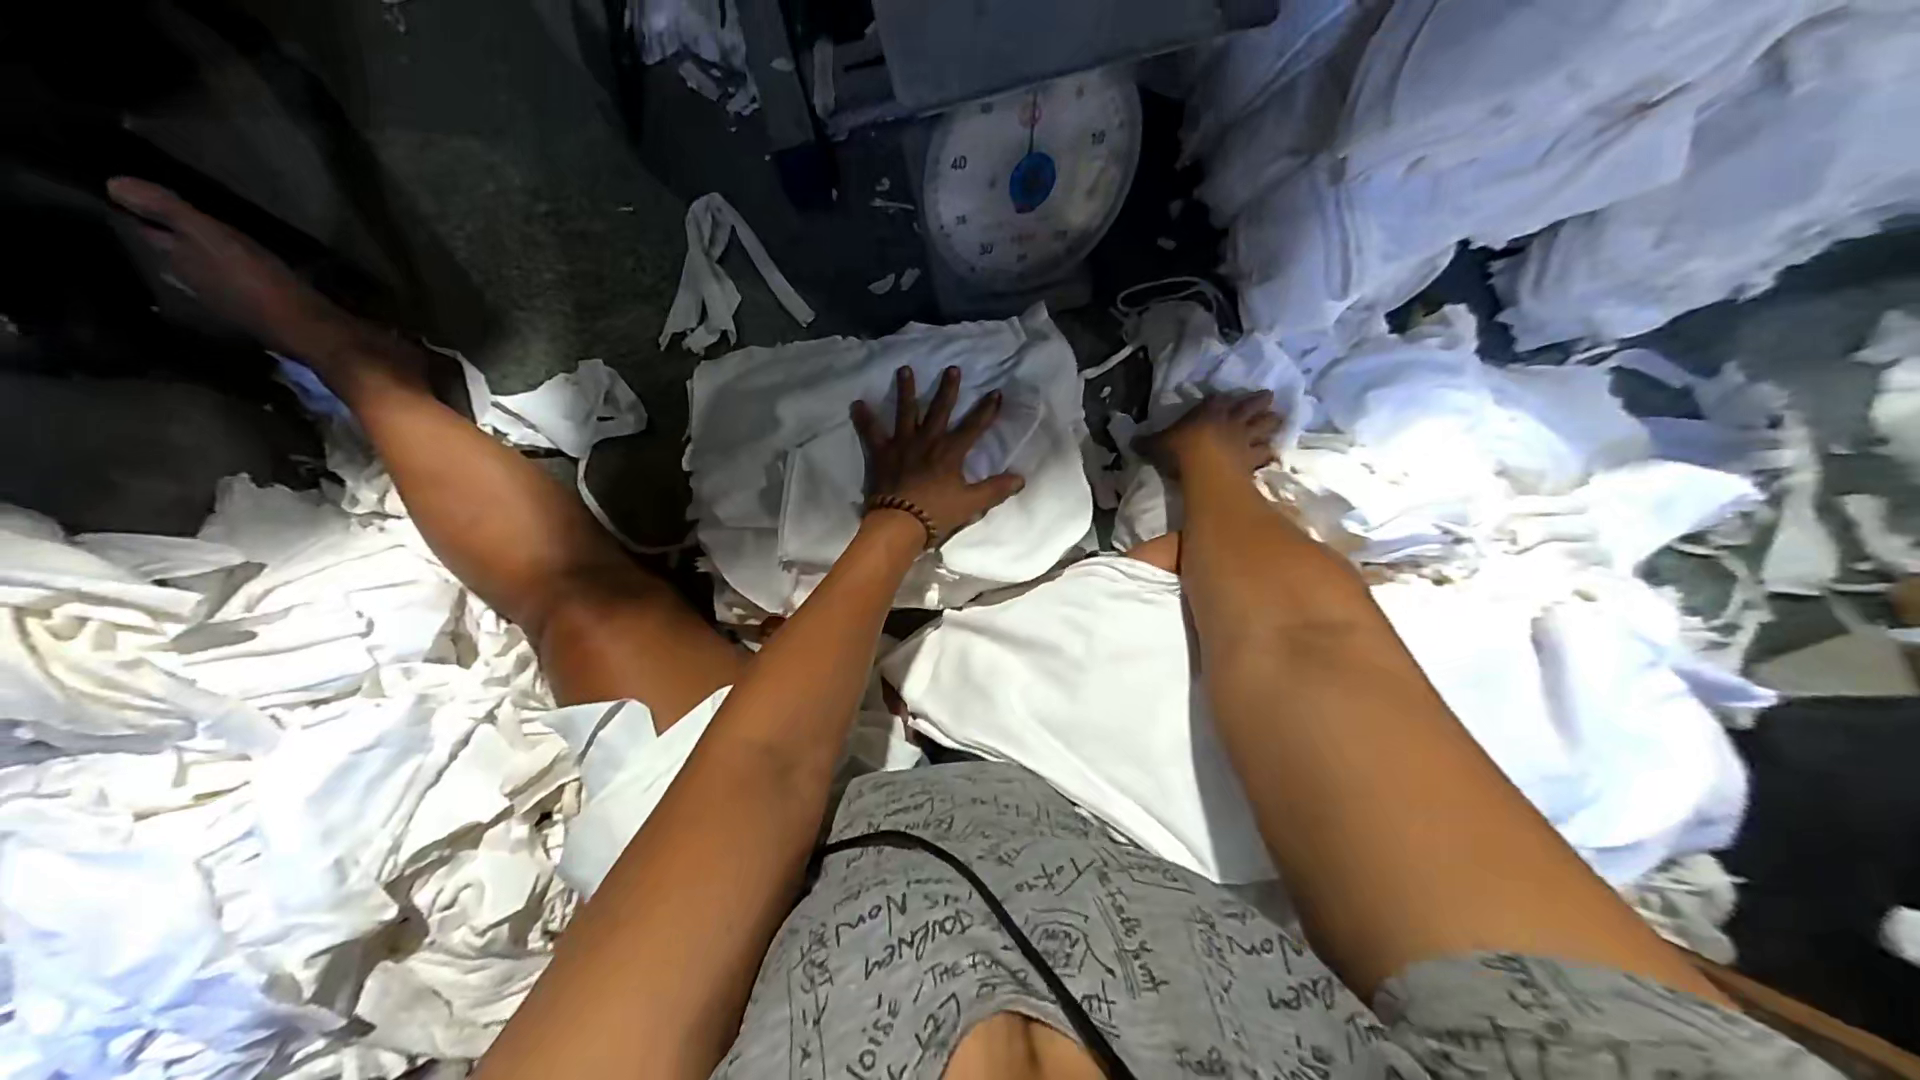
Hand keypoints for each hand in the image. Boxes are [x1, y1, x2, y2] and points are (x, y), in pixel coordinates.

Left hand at [106, 177, 368, 367]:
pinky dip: (249, 282)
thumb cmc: (262, 284)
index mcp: (181, 267)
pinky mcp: (269, 319)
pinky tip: (262, 278)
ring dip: (217, 266)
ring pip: (214, 279)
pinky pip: (248, 293)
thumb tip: (111, 183)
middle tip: (192, 225)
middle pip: (182, 260)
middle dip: (183, 245)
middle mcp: (200, 290)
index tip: (151, 201)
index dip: (149, 217)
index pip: (152, 235)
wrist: (315, 333)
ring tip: (229, 249)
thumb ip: (169, 211)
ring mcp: (235, 308)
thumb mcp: (213, 238)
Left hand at [850, 366, 1025, 542]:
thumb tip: (1020, 479)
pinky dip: (864, 419)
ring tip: (904, 369)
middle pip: (939, 410)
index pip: (974, 426)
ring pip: (905, 412)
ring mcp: (903, 444)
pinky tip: (857, 404)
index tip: (996, 392)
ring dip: (906, 390)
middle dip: (947, 389)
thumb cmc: (937, 513)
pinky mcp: (882, 454)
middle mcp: (928, 441)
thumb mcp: (971, 504)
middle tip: (951, 368)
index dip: (986, 409)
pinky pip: (871, 433)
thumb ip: (995, 489)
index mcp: (950, 452)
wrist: (900, 524)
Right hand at [1148, 391, 1282, 477]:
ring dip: (1271, 423)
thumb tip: (1131, 441)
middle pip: (1249, 407)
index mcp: (1208, 412)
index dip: (1223, 399)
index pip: (1218, 400)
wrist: (1206, 470)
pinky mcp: (1253, 460)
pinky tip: (1273, 454)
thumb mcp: (1157, 445)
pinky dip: (1269, 453)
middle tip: (1269, 396)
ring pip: (1263, 427)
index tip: (1227, 397)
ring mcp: (1245, 440)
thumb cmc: (1180, 451)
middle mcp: (1231, 421)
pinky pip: (1265, 454)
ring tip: (1279, 419)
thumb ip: (1147, 442)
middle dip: (1258, 401)